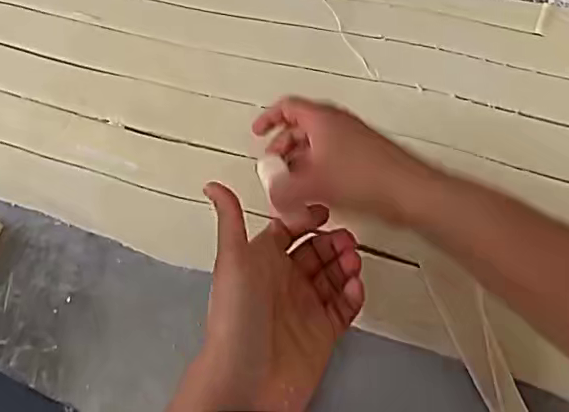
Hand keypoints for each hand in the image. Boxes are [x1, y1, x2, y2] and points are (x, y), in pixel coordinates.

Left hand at [168, 183, 364, 411]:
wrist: (244, 383)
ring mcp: (304, 307)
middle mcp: (284, 281)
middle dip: (333, 239)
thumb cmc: (233, 321)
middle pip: (316, 250)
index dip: (307, 218)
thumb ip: (230, 219)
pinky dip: (354, 295)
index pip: (289, 229)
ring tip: (352, 259)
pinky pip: (344, 307)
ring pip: (332, 275)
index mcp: (263, 260)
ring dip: (346, 263)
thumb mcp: (231, 259)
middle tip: (346, 236)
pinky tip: (355, 285)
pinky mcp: (322, 333)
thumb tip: (213, 186)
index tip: (324, 209)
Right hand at [254, 96, 437, 225]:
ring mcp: (352, 137)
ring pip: (316, 144)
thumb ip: (284, 188)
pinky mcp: (364, 155)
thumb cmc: (368, 176)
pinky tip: (318, 193)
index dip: (269, 118)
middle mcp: (336, 122)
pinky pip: (331, 155)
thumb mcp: (313, 184)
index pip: (287, 107)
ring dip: (300, 161)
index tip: (258, 131)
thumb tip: (271, 191)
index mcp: (321, 118)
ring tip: (293, 185)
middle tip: (273, 166)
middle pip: (300, 126)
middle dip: (282, 147)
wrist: (409, 191)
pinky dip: (318, 169)